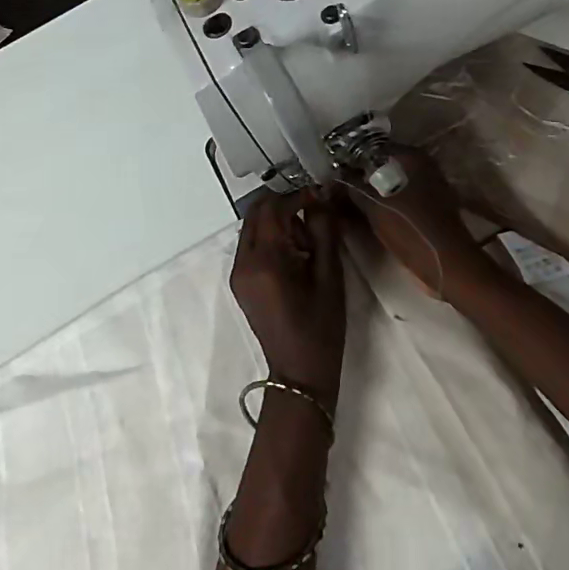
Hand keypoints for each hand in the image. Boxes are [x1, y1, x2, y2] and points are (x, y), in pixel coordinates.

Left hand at [231, 190, 346, 400]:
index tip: (321, 196)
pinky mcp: (240, 282)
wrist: (300, 373)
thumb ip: (324, 231)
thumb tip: (321, 196)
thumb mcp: (330, 275)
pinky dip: (272, 239)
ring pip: (253, 228)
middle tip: (315, 215)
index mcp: (265, 261)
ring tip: (309, 241)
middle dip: (285, 205)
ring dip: (278, 222)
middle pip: (257, 213)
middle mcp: (243, 263)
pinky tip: (296, 256)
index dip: (297, 195)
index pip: (273, 209)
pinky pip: (252, 246)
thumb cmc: (321, 327)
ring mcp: (238, 273)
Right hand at [343, 149, 482, 294]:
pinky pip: (395, 203)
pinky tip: (356, 217)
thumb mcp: (375, 205)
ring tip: (338, 205)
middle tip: (331, 189)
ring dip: (365, 196)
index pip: (374, 148)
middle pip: (381, 168)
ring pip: (387, 188)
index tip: (331, 170)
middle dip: (357, 179)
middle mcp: (421, 168)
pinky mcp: (424, 212)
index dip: (351, 159)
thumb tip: (336, 176)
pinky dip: (378, 208)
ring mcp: (425, 191)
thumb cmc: (411, 227)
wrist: (446, 263)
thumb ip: (353, 187)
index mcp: (413, 158)